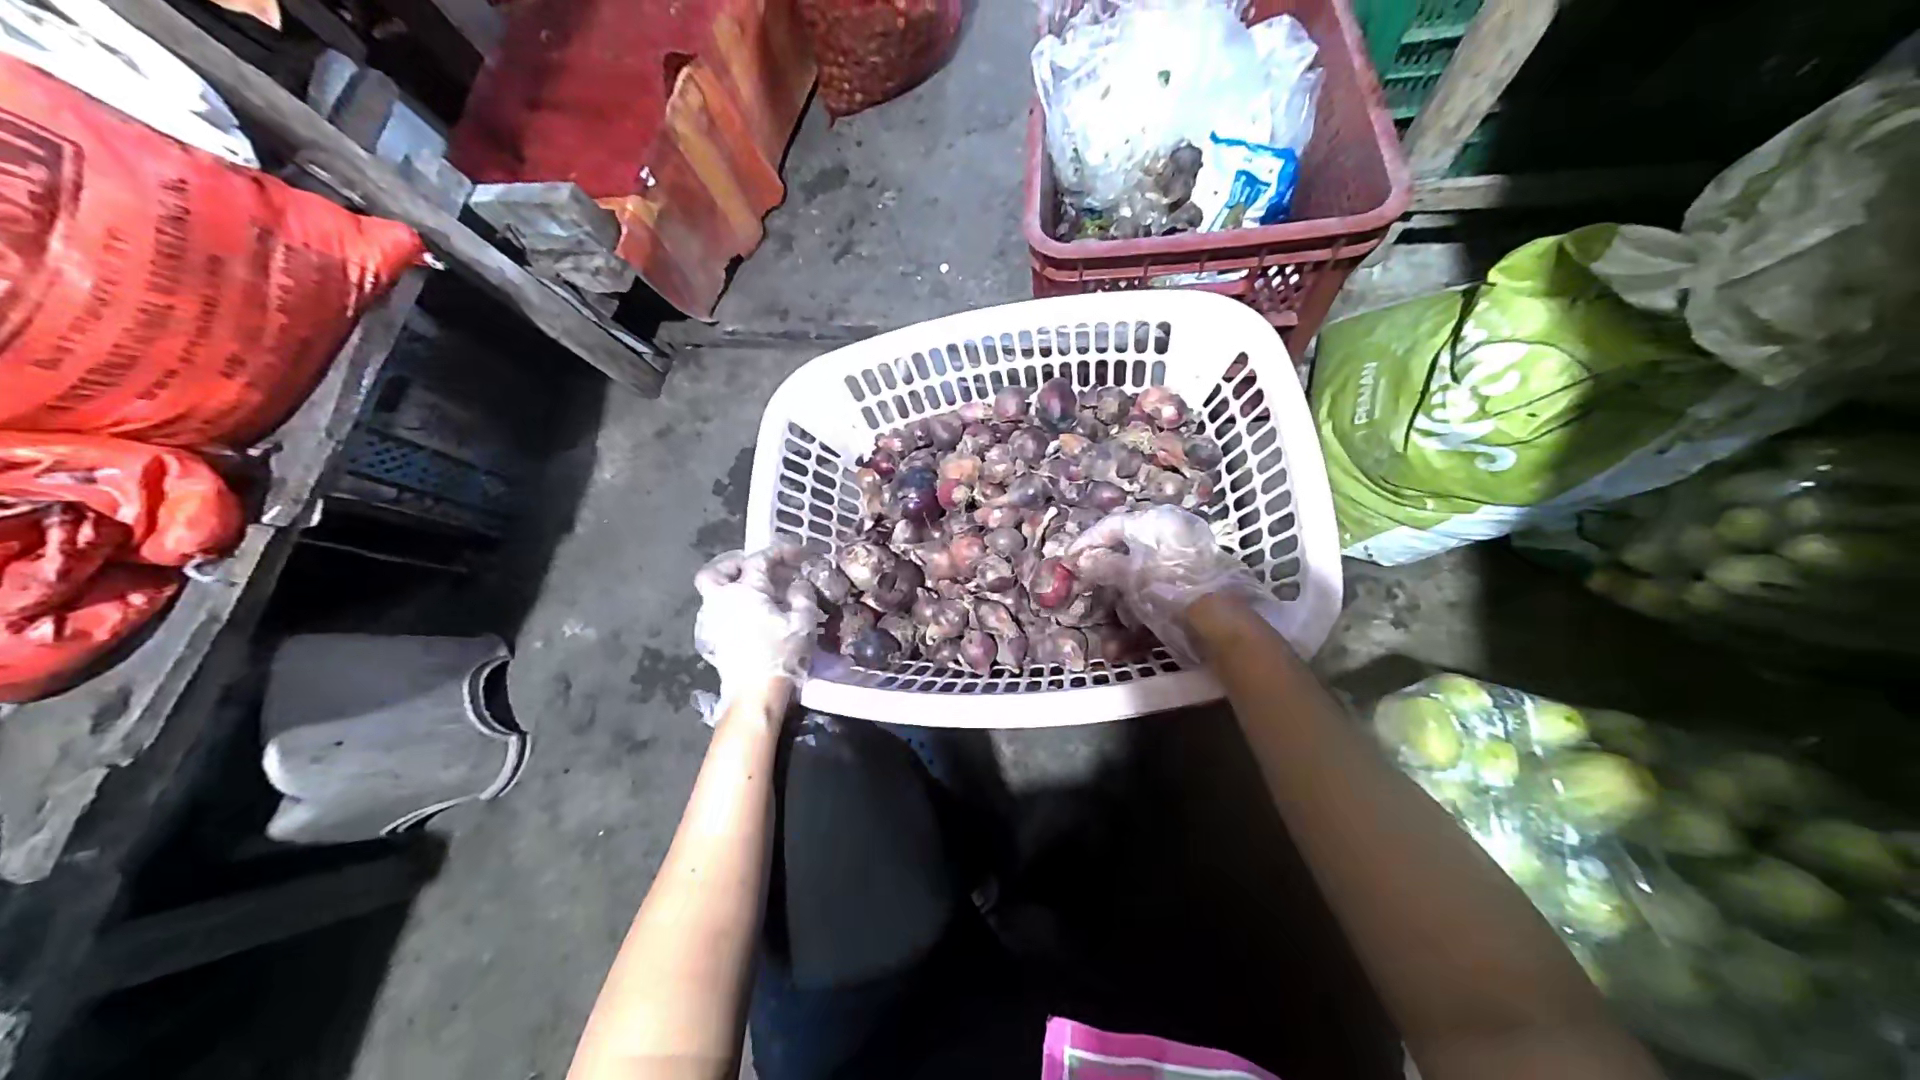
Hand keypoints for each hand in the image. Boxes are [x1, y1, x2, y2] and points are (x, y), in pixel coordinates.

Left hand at [692, 541, 819, 719]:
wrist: (755, 695)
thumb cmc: (781, 655)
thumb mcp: (803, 622)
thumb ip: (802, 596)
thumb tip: (798, 584)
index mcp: (745, 591)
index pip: (761, 558)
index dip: (782, 551)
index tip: (800, 553)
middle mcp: (722, 600)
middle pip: (716, 571)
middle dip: (735, 563)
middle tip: (757, 567)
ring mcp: (712, 620)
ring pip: (712, 591)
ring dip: (731, 584)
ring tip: (757, 592)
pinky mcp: (712, 639)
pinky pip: (717, 610)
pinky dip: (731, 604)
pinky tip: (750, 614)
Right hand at [1066, 505, 1296, 665]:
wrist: (1221, 625)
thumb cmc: (1169, 588)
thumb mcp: (1131, 575)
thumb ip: (1103, 565)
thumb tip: (1080, 559)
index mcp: (1156, 526)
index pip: (1113, 526)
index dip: (1087, 542)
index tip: (1068, 560)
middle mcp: (1169, 544)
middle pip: (1124, 561)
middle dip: (1103, 589)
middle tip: (1084, 600)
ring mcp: (1179, 573)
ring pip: (1137, 592)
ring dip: (1119, 619)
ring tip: (1110, 643)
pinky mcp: (1187, 600)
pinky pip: (1154, 610)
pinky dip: (1137, 631)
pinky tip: (1122, 650)